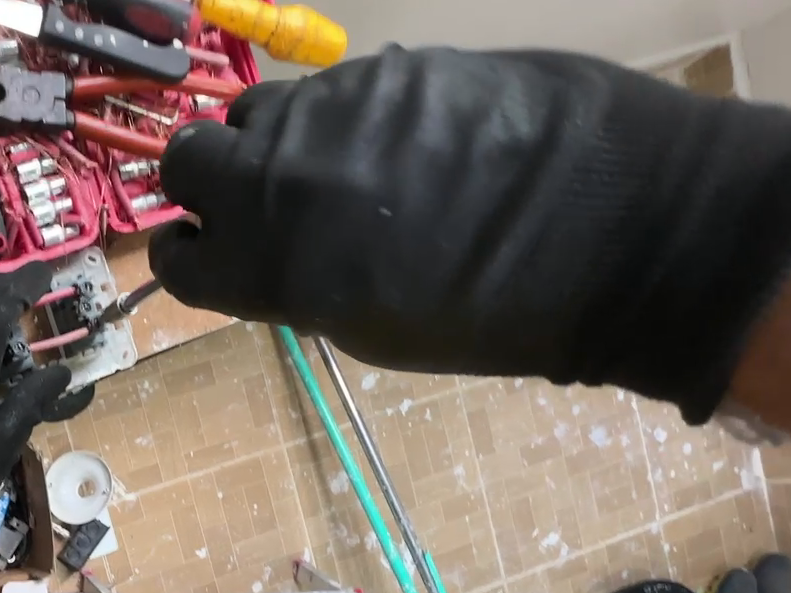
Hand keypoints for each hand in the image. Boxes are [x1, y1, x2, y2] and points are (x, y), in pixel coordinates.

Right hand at [150, 46, 790, 421]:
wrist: (615, 236)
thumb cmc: (478, 317)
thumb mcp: (355, 327)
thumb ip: (287, 283)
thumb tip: (269, 248)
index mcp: (261, 268)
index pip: (175, 255)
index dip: (183, 253)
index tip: (200, 252)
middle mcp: (274, 184)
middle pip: (185, 159)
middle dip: (201, 181)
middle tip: (244, 198)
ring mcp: (328, 114)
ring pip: (252, 112)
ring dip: (267, 141)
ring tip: (322, 165)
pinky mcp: (389, 67)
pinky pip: (327, 91)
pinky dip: (333, 118)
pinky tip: (387, 139)